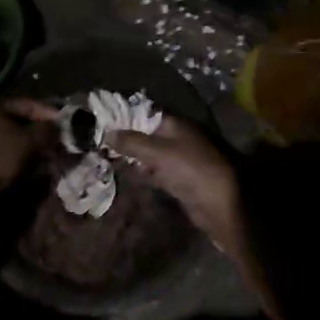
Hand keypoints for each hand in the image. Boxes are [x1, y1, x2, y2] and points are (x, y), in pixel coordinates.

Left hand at [0, 99, 53, 193]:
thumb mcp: (28, 141)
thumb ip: (47, 131)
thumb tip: (59, 127)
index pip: (31, 104)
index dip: (51, 114)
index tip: (68, 126)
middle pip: (22, 120)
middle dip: (42, 132)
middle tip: (59, 143)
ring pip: (14, 136)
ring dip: (31, 145)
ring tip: (47, 156)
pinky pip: (4, 149)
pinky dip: (19, 154)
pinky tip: (30, 165)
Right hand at [107, 117, 242, 254]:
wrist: (219, 203)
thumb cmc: (190, 169)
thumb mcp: (158, 152)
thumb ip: (132, 142)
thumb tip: (107, 132)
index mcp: (178, 126)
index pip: (148, 116)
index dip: (127, 119)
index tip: (104, 123)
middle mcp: (179, 140)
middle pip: (149, 136)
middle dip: (128, 140)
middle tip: (100, 143)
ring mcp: (180, 161)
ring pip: (152, 156)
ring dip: (135, 158)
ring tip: (108, 158)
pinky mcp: (180, 181)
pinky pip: (157, 173)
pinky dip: (144, 173)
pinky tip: (128, 175)